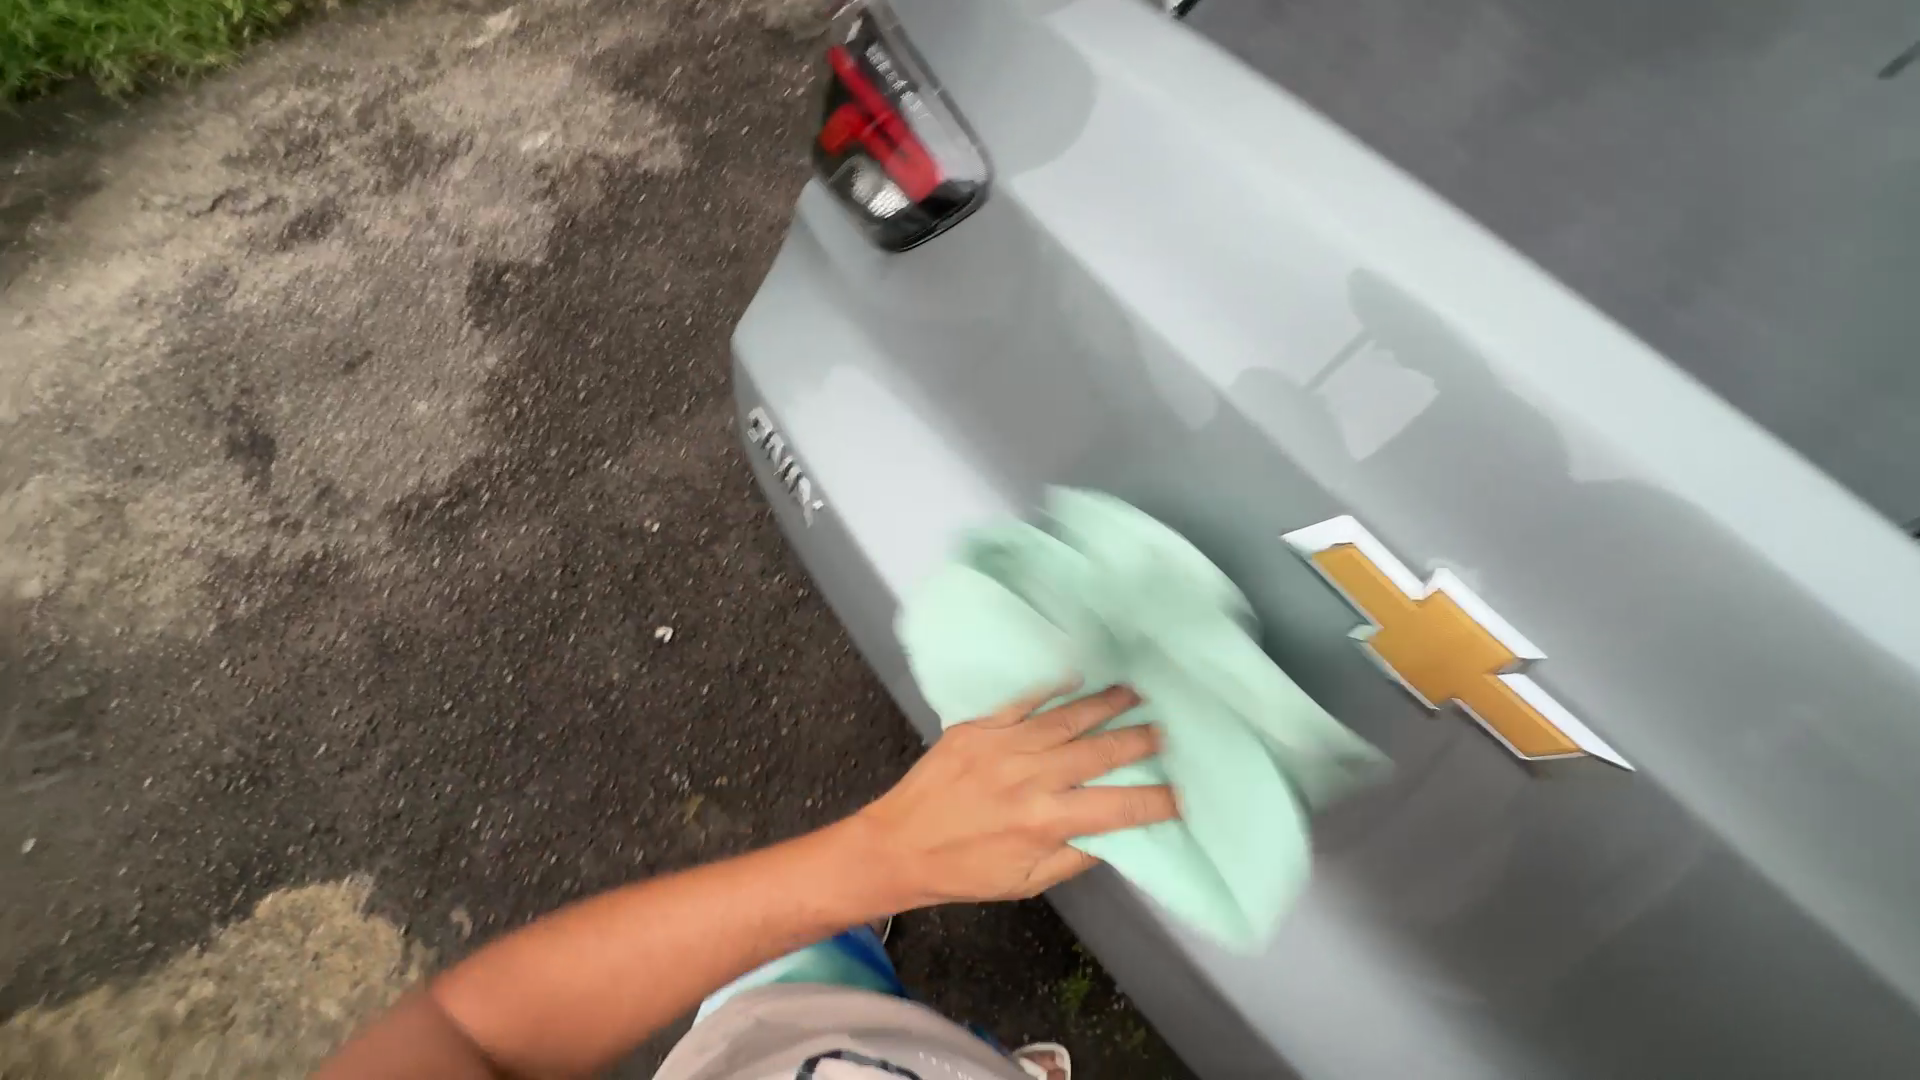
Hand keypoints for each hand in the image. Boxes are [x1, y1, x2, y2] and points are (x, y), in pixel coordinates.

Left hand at [850, 683, 1177, 907]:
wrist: (899, 844)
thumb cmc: (965, 869)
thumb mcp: (1026, 882)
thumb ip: (1075, 856)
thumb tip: (1116, 833)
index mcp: (1047, 822)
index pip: (1120, 808)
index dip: (1160, 800)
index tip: (1188, 791)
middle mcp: (1032, 778)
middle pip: (1102, 752)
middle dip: (1142, 739)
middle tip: (1171, 726)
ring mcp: (1005, 746)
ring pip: (1069, 719)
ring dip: (1107, 704)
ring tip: (1136, 691)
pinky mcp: (979, 727)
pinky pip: (1023, 700)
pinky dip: (1052, 686)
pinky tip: (1078, 676)